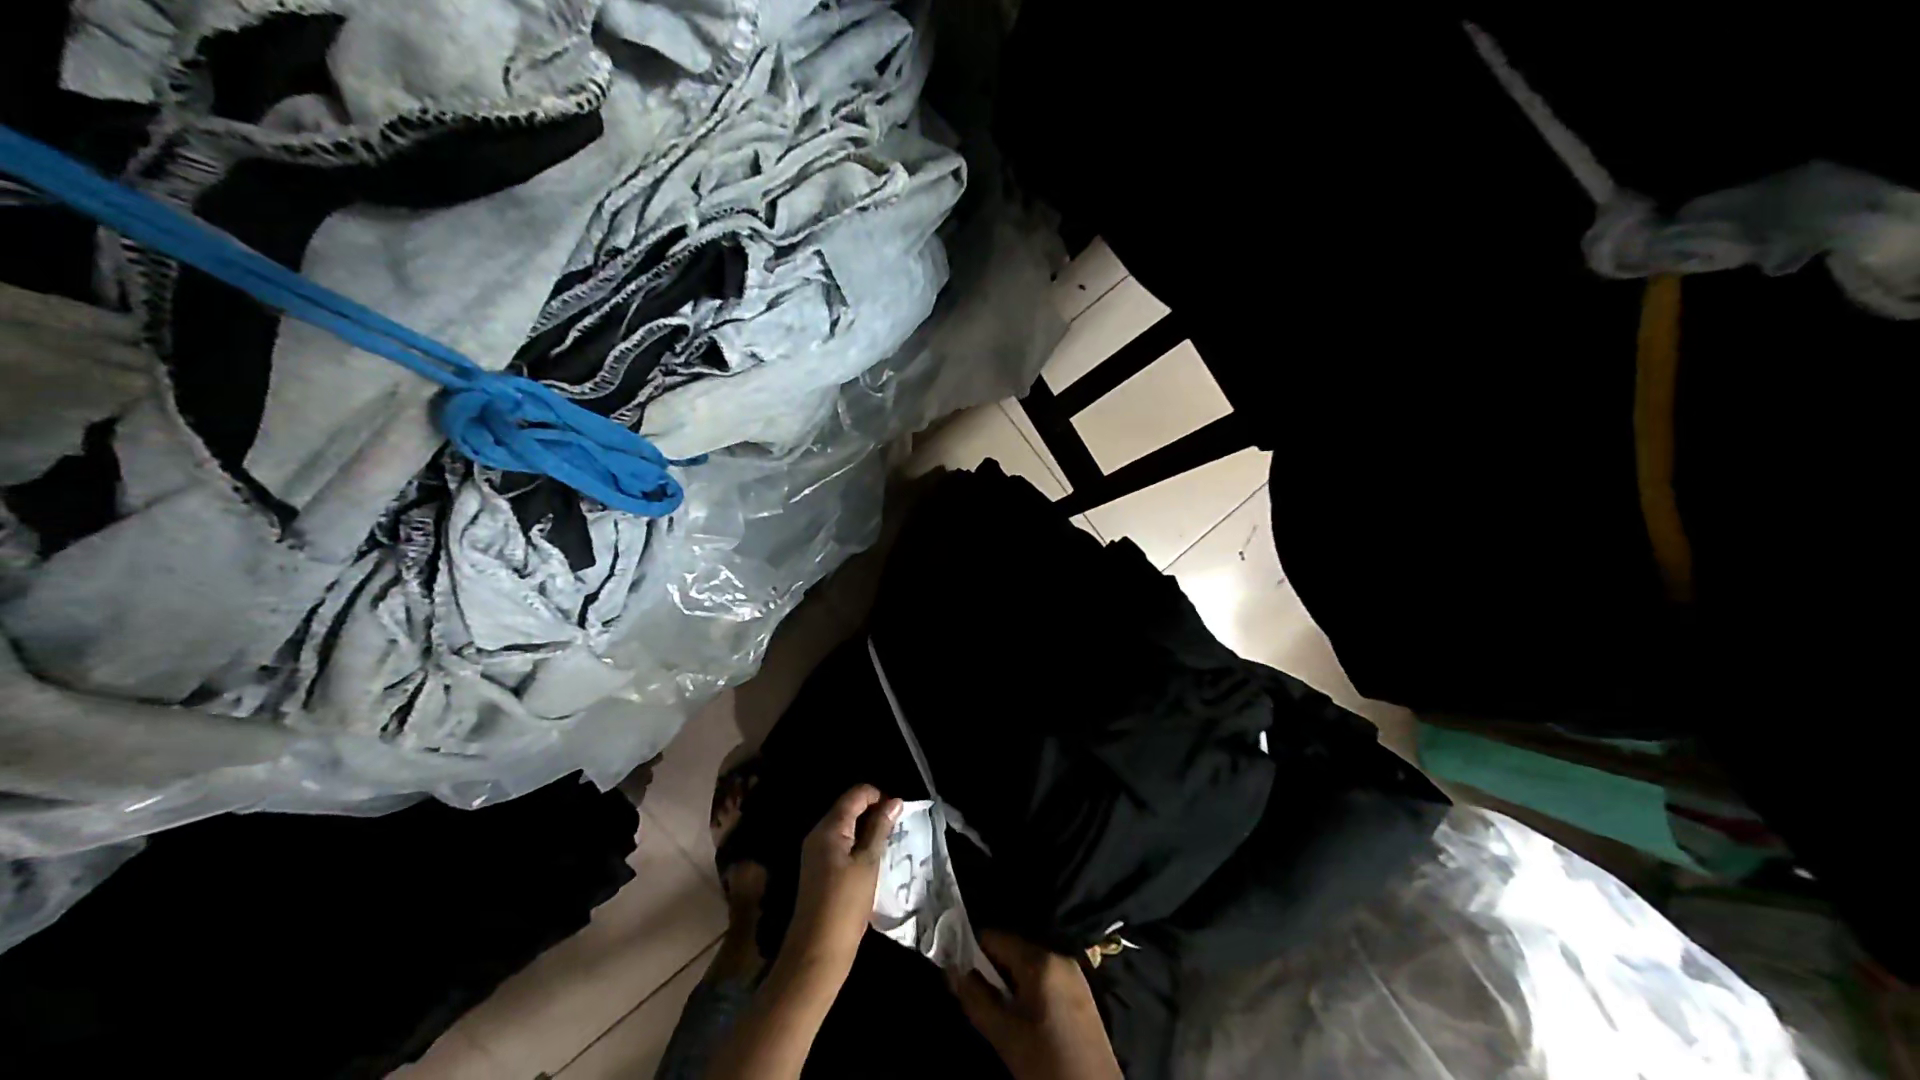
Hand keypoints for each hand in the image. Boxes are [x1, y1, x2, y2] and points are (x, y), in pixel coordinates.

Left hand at [785, 784, 901, 974]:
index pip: (856, 794)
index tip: (899, 812)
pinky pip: (841, 843)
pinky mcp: (818, 868)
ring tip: (889, 843)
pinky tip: (873, 859)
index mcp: (829, 827)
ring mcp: (816, 851)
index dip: (879, 796)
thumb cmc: (846, 904)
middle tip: (898, 829)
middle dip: (874, 811)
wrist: (817, 951)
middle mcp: (818, 833)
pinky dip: (858, 844)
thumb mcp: (868, 863)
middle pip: (849, 807)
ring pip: (846, 826)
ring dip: (868, 829)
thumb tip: (894, 801)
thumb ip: (880, 828)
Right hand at [951, 930, 1122, 1079]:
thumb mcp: (1004, 1035)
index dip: (970, 950)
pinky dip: (1026, 988)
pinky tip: (1019, 1014)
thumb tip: (951, 971)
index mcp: (1040, 960)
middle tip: (972, 993)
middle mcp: (1058, 955)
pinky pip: (1043, 977)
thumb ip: (974, 998)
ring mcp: (1072, 973)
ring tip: (994, 1007)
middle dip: (989, 968)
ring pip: (1026, 965)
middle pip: (1011, 949)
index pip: (994, 936)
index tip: (954, 968)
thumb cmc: (1046, 1063)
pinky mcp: (1079, 991)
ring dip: (1007, 980)